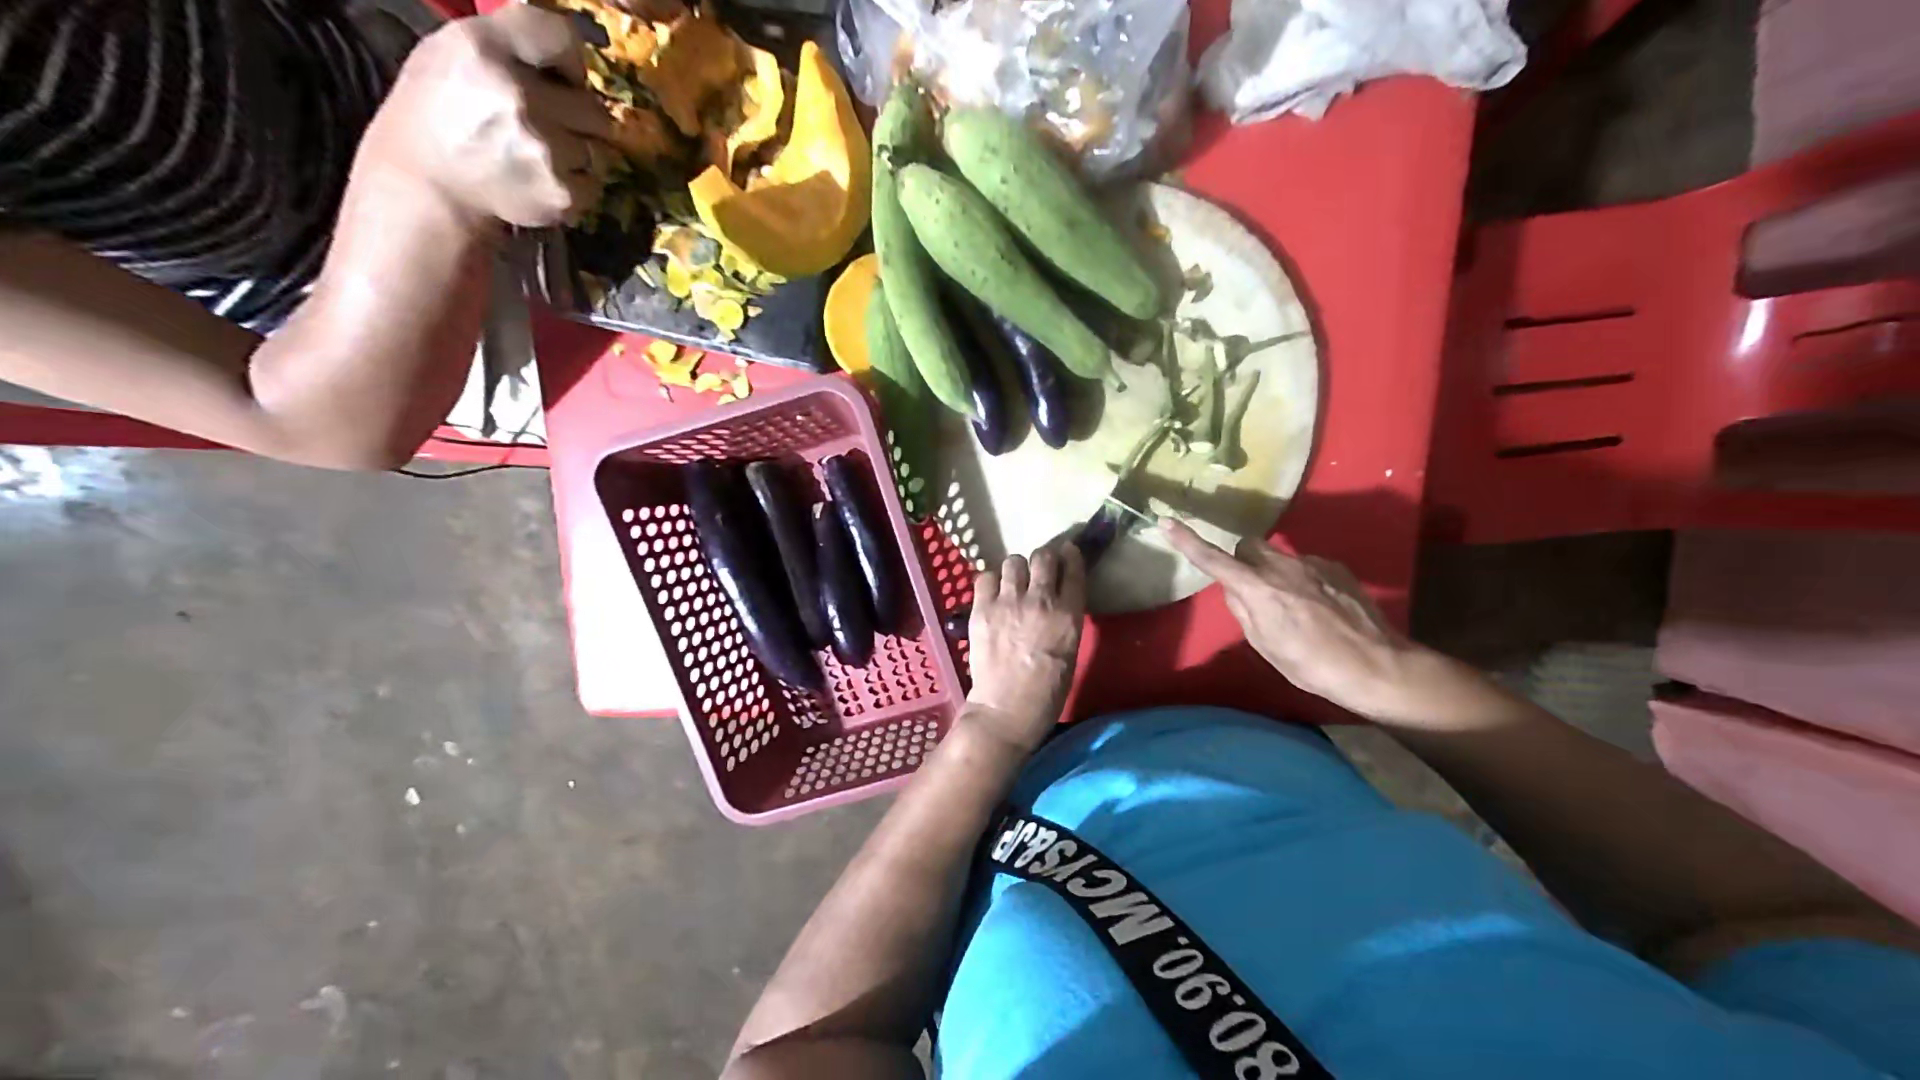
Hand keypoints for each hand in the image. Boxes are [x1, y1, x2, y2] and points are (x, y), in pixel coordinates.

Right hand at [362, 6, 618, 227]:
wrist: (432, 186)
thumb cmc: (443, 115)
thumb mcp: (457, 54)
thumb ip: (513, 42)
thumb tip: (571, 52)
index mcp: (484, 49)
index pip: (561, 36)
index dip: (571, 63)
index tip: (562, 80)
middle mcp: (520, 97)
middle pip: (595, 109)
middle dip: (578, 119)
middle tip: (548, 126)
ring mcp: (545, 150)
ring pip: (596, 151)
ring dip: (576, 155)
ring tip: (538, 156)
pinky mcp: (562, 192)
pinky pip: (593, 184)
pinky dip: (574, 187)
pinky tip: (541, 181)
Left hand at [963, 543, 1087, 753]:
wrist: (1006, 710)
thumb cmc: (1047, 692)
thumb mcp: (1070, 652)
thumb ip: (1065, 619)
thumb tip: (1057, 599)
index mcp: (1068, 614)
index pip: (1073, 568)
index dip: (1071, 556)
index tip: (1067, 553)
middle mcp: (1040, 600)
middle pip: (1043, 556)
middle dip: (1044, 559)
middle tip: (1039, 570)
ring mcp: (1008, 602)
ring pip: (1013, 561)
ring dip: (1017, 570)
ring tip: (1014, 584)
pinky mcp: (982, 609)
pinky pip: (985, 577)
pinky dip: (991, 582)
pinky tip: (993, 595)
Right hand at [1161, 519, 1420, 719]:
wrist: (1378, 666)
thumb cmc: (1313, 666)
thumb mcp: (1266, 646)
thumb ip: (1244, 612)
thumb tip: (1234, 591)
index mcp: (1258, 589)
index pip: (1214, 559)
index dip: (1188, 541)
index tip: (1168, 522)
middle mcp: (1282, 566)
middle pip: (1249, 546)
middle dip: (1243, 560)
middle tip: (1252, 590)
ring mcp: (1312, 563)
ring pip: (1278, 556)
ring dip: (1274, 573)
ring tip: (1294, 607)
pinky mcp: (1336, 567)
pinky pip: (1305, 565)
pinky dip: (1302, 579)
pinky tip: (1319, 606)